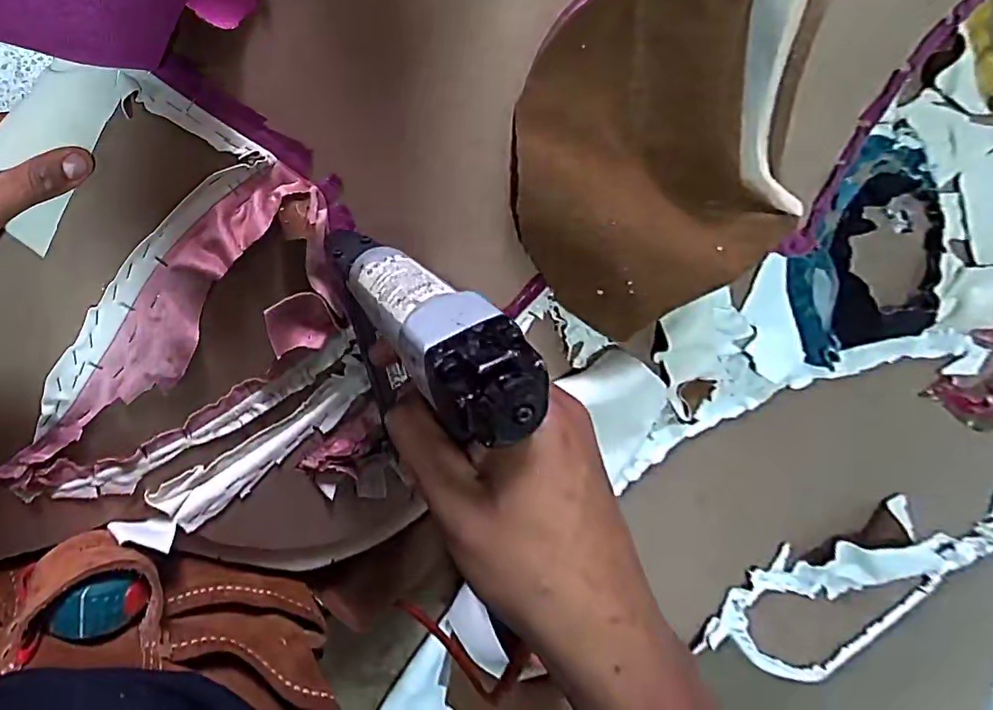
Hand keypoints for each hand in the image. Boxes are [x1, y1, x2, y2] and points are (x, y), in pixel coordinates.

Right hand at [387, 387, 711, 708]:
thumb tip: (397, 403)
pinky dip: (486, 444)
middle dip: (439, 404)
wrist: (604, 636)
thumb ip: (418, 442)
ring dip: (461, 428)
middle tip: (416, 439)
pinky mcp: (572, 455)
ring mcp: (572, 432)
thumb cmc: (535, 574)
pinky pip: (514, 428)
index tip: (388, 363)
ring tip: (448, 471)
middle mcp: (562, 408)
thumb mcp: (455, 505)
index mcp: (538, 406)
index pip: (462, 355)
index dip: (416, 357)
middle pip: (478, 380)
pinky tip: (478, 485)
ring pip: (494, 406)